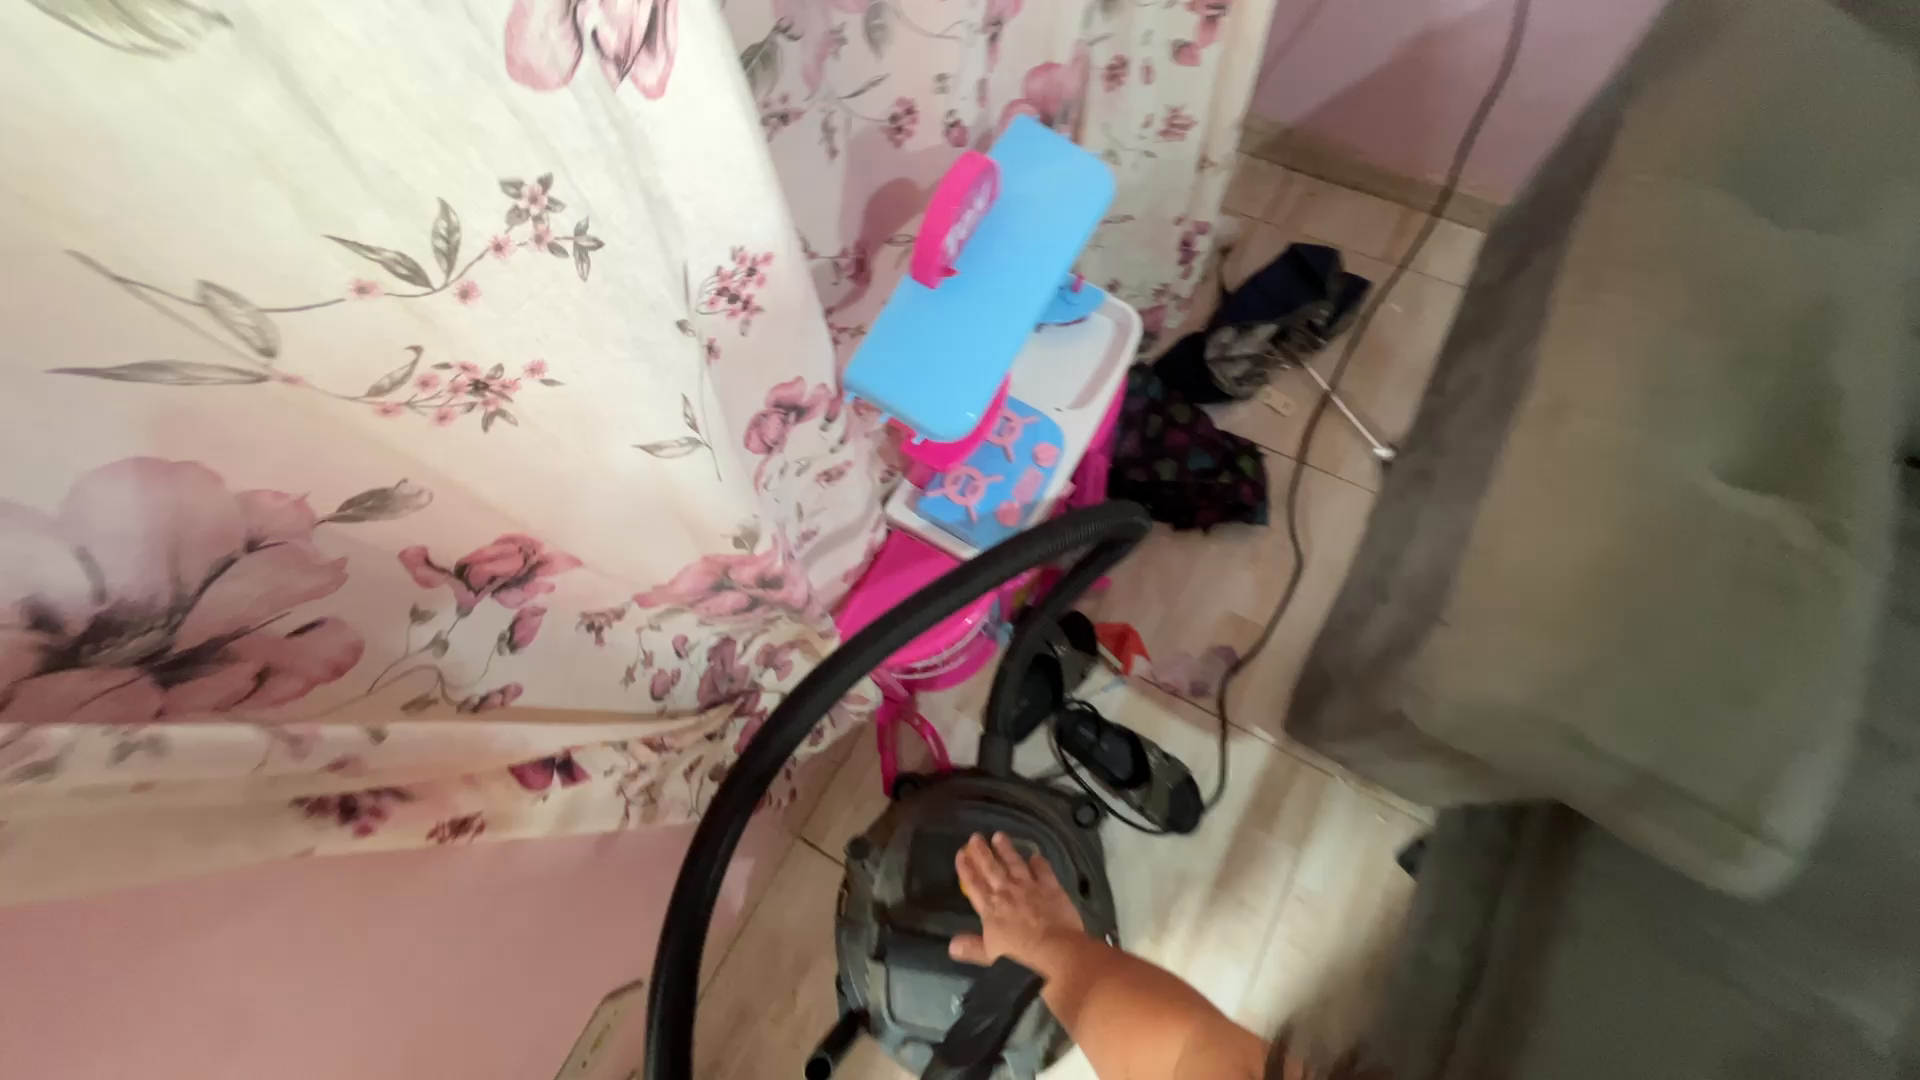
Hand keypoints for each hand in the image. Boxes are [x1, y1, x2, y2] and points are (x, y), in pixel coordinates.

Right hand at [949, 831, 1086, 967]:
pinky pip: (1043, 870)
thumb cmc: (1019, 958)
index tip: (961, 853)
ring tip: (999, 835)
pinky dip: (1038, 862)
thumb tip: (951, 945)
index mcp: (991, 908)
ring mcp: (1029, 887)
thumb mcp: (990, 957)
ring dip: (1006, 849)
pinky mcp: (1050, 887)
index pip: (974, 884)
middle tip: (976, 836)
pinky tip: (1035, 855)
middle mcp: (1007, 892)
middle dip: (982, 852)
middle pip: (991, 868)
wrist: (1054, 951)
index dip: (966, 868)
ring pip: (1014, 863)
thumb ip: (972, 948)